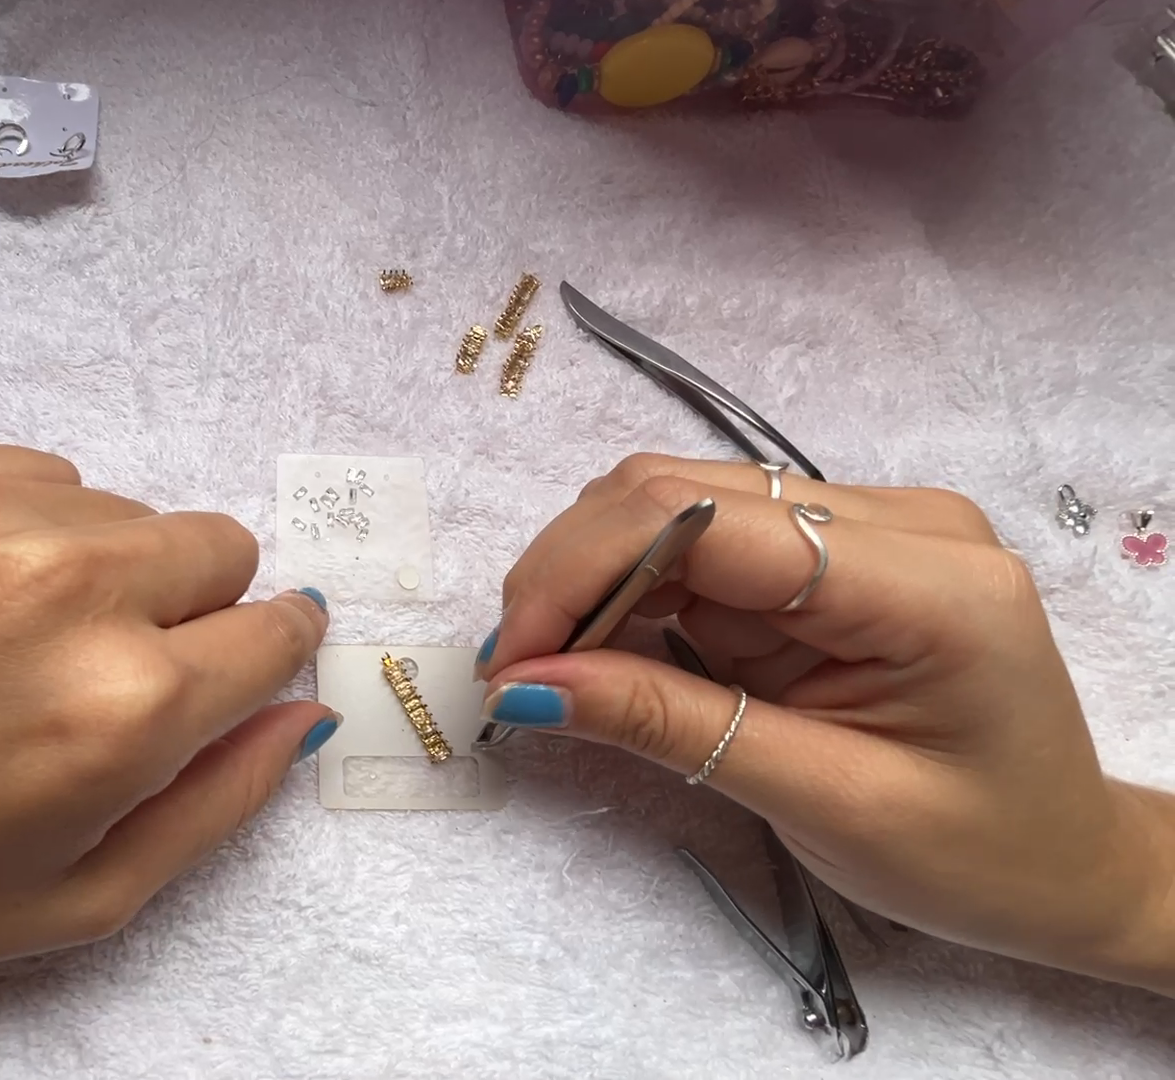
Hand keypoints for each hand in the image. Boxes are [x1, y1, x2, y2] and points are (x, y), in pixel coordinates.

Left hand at [0, 441, 337, 1075]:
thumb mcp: (87, 894)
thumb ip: (224, 797)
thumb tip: (303, 706)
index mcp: (122, 701)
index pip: (274, 629)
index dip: (272, 643)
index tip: (252, 647)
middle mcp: (65, 579)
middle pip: (216, 543)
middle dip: (189, 604)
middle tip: (104, 659)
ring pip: (122, 508)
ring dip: (98, 568)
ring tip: (4, 634)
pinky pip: (33, 472)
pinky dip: (20, 528)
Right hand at [474, 454, 1174, 990]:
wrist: (1064, 861)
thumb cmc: (976, 854)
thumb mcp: (817, 800)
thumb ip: (665, 724)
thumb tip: (524, 687)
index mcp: (923, 583)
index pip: (701, 521)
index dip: (581, 573)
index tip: (514, 660)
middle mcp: (883, 520)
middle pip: (664, 493)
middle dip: (563, 573)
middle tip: (516, 665)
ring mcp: (842, 523)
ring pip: (654, 503)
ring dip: (577, 573)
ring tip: (546, 655)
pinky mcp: (801, 547)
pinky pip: (672, 539)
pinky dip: (609, 585)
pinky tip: (591, 638)